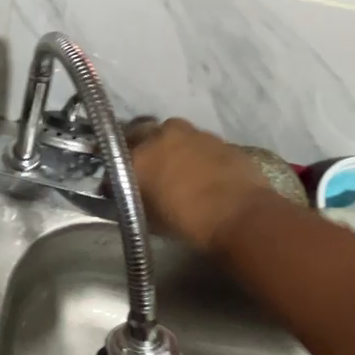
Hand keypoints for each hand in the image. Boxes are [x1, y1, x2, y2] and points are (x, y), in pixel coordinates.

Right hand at [129, 118, 303, 251]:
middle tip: (147, 168)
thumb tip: (126, 195)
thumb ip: (133, 199)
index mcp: (139, 156)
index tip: (116, 184)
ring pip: (174, 134)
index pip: (114, 158)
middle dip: (142, 147)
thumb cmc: (187, 221)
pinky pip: (200, 143)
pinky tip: (203, 172)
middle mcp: (162, 136)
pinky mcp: (220, 139)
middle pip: (143, 134)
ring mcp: (194, 134)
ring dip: (171, 147)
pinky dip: (197, 153)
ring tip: (178, 169)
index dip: (115, 171)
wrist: (241, 215)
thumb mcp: (148, 216)